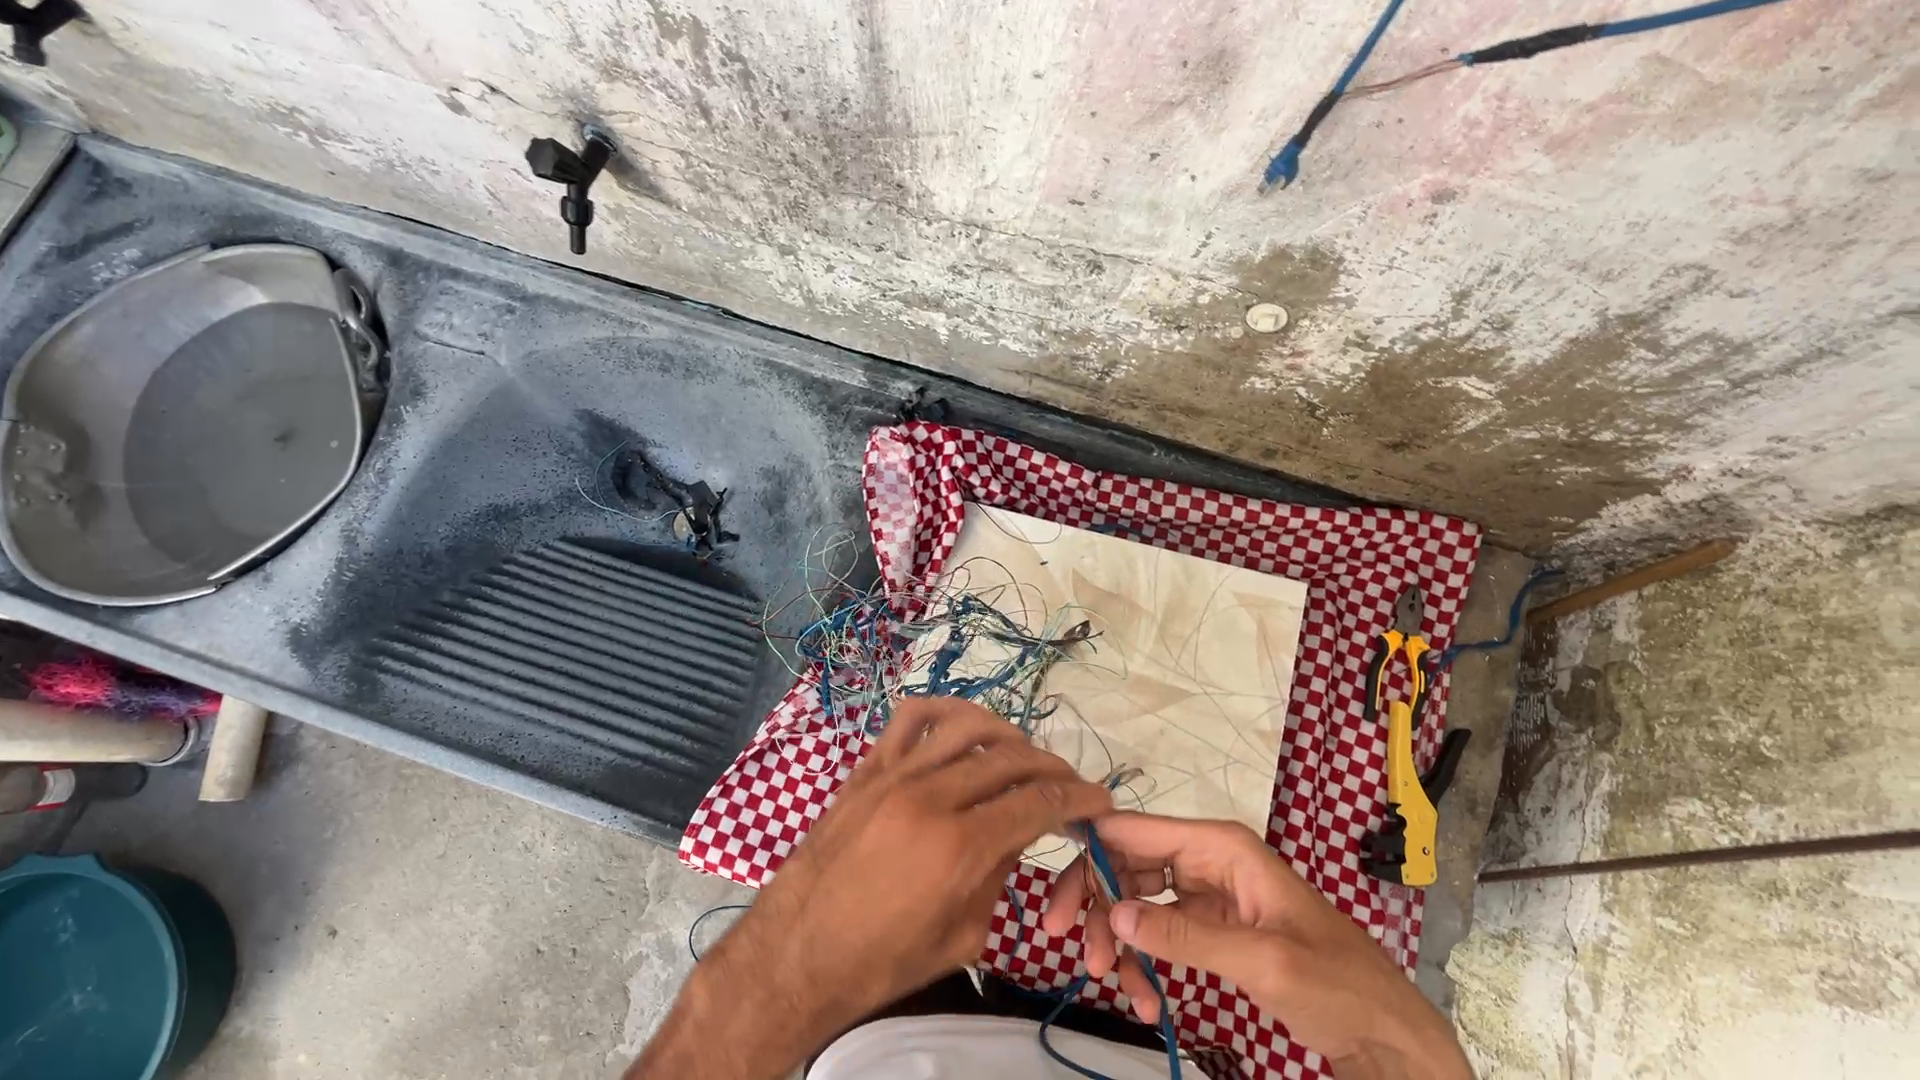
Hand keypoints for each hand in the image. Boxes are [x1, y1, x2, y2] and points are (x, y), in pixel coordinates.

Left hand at [629, 697, 1113, 1079]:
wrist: (798, 955)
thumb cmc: (884, 960)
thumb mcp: (963, 934)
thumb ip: (1001, 872)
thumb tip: (1024, 828)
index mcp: (959, 847)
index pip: (1039, 801)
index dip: (1079, 798)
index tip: (1100, 800)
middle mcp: (930, 796)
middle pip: (1011, 758)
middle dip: (1052, 768)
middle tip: (1067, 784)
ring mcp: (893, 775)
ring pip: (966, 725)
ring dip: (1007, 733)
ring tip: (1022, 753)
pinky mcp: (866, 769)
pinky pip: (909, 719)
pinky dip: (944, 711)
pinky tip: (963, 726)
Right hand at [1043, 813, 1470, 1079]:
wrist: (1380, 1029)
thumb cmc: (1334, 980)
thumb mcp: (1262, 959)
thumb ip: (1185, 935)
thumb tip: (1113, 915)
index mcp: (1219, 846)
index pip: (1135, 830)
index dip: (1089, 850)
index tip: (1053, 893)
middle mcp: (1203, 860)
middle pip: (1125, 864)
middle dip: (1095, 905)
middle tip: (1069, 947)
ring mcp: (1202, 894)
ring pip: (1132, 901)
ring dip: (1115, 941)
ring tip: (1114, 985)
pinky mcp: (1204, 928)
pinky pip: (1154, 934)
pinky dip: (1140, 963)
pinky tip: (1143, 1000)